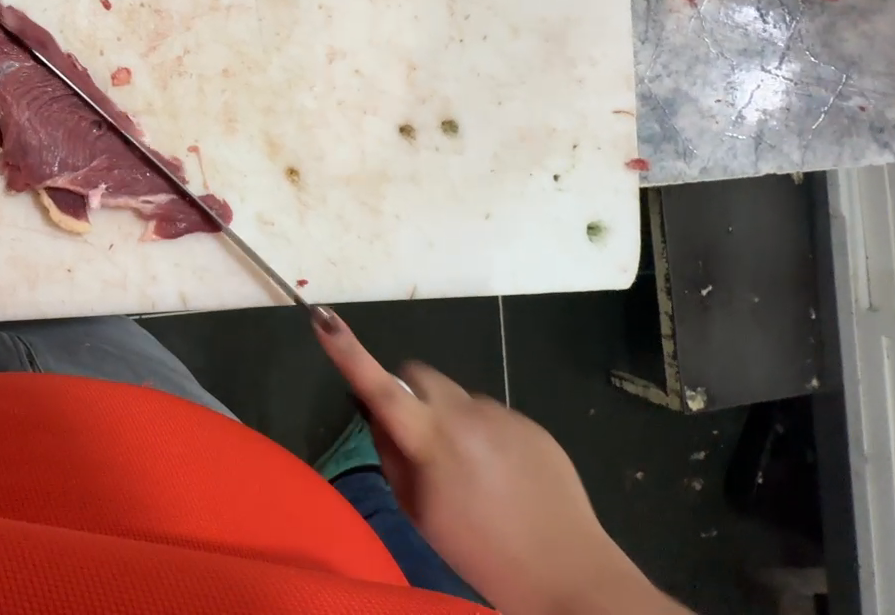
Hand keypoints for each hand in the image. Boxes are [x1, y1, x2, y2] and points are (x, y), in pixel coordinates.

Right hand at [312, 308, 688, 614]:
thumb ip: (390, 452)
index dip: (346, 350)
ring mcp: (503, 417)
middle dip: (409, 392)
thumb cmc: (477, 550)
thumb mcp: (414, 508)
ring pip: (456, 397)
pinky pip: (491, 415)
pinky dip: (483, 433)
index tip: (323, 316)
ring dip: (449, 416)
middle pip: (419, 374)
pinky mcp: (533, 426)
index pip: (377, 386)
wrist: (571, 577)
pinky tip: (502, 473)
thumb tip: (380, 416)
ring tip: (471, 467)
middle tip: (416, 434)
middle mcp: (465, 415)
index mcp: (429, 440)